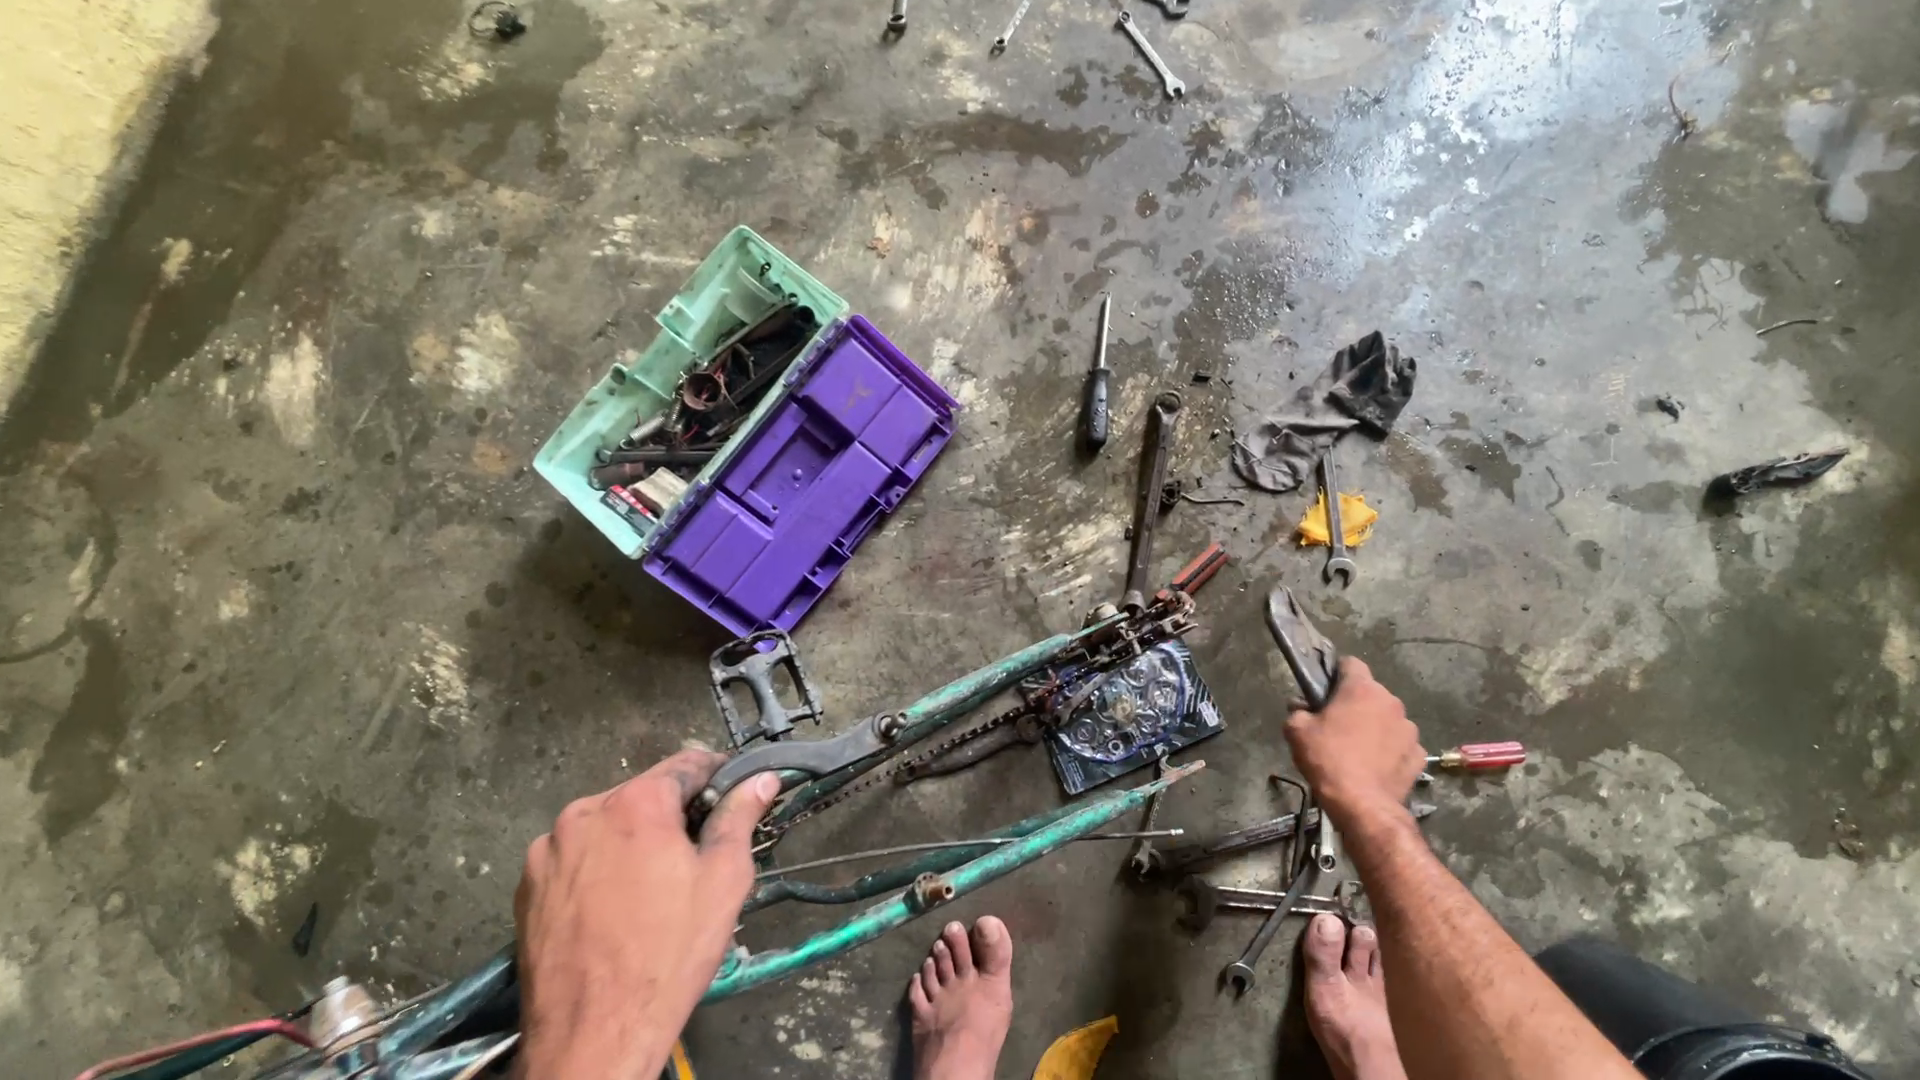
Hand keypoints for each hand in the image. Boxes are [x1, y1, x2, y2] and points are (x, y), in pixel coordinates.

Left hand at [513, 750, 780, 1079]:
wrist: (592, 1035)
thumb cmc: (668, 953)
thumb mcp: (722, 881)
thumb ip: (739, 818)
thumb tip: (761, 778)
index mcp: (636, 803)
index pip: (685, 765)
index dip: (715, 775)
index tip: (732, 793)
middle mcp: (584, 812)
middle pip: (643, 795)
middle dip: (673, 814)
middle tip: (698, 853)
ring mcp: (547, 850)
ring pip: (606, 826)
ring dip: (632, 839)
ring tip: (653, 886)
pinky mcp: (526, 886)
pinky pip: (574, 857)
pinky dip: (598, 866)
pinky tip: (614, 905)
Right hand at [1284, 657, 1424, 830]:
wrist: (1362, 804)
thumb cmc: (1327, 759)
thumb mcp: (1296, 731)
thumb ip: (1297, 710)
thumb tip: (1301, 707)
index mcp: (1361, 689)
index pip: (1350, 663)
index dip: (1336, 674)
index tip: (1325, 691)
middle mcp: (1391, 701)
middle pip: (1370, 692)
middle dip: (1355, 703)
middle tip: (1336, 724)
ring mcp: (1410, 729)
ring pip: (1388, 718)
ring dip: (1375, 726)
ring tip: (1358, 749)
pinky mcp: (1419, 754)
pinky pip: (1400, 744)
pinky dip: (1390, 750)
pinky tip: (1375, 766)